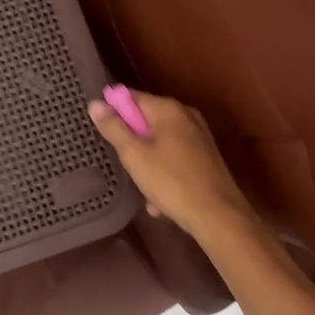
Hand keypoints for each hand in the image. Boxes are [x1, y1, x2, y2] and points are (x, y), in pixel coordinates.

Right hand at [88, 90, 256, 239]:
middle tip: (126, 164)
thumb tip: (95, 104)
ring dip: (147, 162)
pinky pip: (175, 158)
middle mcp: (186, 116)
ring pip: (160, 142)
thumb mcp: (134, 155)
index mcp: (168, 109)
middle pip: (146, 121)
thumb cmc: (171, 182)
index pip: (130, 97)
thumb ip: (113, 127)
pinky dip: (165, 173)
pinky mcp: (206, 156)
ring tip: (144, 188)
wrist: (219, 217)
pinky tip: (160, 200)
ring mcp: (199, 136)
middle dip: (132, 142)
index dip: (114, 113)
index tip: (105, 134)